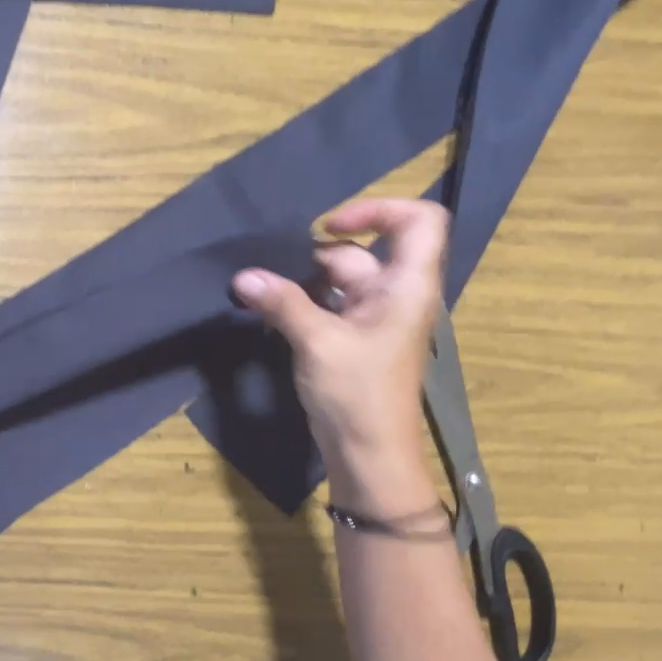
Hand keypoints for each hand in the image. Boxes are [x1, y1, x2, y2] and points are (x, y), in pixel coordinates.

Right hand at [230, 198, 447, 513]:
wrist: (368, 451)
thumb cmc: (357, 392)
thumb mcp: (318, 342)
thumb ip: (282, 304)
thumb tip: (244, 277)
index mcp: (407, 285)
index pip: (417, 221)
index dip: (378, 210)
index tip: (328, 227)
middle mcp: (395, 295)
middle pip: (362, 253)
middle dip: (314, 257)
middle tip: (270, 270)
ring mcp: (374, 320)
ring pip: (339, 283)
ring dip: (302, 284)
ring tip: (261, 293)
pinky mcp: (352, 342)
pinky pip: (329, 309)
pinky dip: (302, 305)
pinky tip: (270, 314)